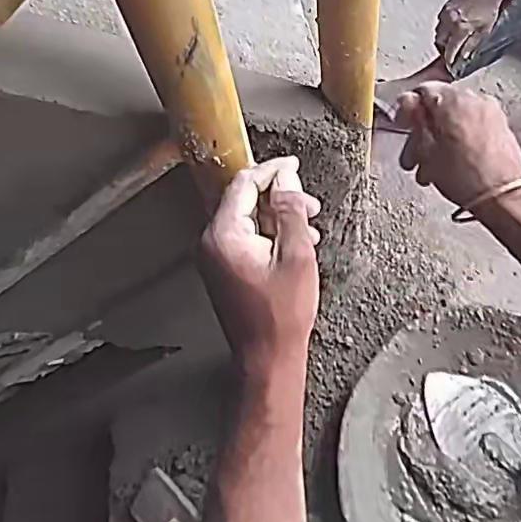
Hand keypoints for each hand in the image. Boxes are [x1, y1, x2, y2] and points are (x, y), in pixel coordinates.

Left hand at [200, 157, 322, 365]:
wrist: (267, 355)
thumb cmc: (282, 314)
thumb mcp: (297, 255)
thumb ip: (291, 211)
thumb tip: (286, 179)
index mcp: (225, 235)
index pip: (244, 184)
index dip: (271, 171)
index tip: (292, 166)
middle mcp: (211, 241)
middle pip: (244, 200)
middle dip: (279, 198)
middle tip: (309, 206)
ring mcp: (214, 255)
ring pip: (247, 218)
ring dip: (277, 218)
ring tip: (308, 230)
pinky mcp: (221, 266)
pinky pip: (244, 236)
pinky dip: (268, 234)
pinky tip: (293, 244)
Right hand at [391, 84, 520, 208]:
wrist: (502, 197)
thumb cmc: (466, 177)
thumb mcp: (425, 149)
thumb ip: (415, 120)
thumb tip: (408, 101)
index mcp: (452, 99)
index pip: (422, 91)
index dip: (408, 110)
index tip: (404, 126)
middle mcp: (474, 99)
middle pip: (439, 107)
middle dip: (424, 131)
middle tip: (416, 155)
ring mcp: (490, 113)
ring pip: (455, 119)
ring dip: (440, 139)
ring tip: (434, 167)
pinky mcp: (501, 128)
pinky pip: (472, 127)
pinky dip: (459, 141)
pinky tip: (453, 164)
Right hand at [435, 0, 513, 71]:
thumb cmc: (490, 8)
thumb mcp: (485, 30)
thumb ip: (472, 45)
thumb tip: (464, 57)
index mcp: (461, 28)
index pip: (450, 50)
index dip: (450, 59)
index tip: (451, 65)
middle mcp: (450, 21)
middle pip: (440, 43)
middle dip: (444, 50)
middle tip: (451, 54)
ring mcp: (446, 13)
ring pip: (438, 33)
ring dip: (443, 40)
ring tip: (451, 42)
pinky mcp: (445, 7)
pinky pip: (440, 23)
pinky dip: (444, 29)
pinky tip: (452, 29)